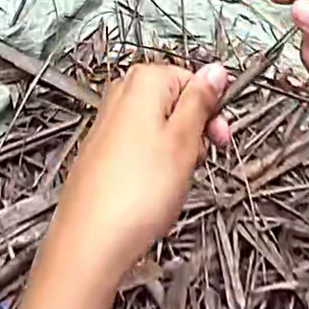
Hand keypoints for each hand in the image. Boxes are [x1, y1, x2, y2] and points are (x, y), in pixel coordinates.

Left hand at [44, 62, 230, 278]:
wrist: (91, 238)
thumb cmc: (134, 193)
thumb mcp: (184, 140)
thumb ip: (202, 100)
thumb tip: (215, 70)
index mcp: (144, 81)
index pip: (193, 79)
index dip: (211, 111)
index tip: (218, 136)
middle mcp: (122, 92)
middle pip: (175, 101)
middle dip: (194, 131)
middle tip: (198, 159)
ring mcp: (110, 120)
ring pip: (160, 126)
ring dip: (176, 150)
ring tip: (173, 179)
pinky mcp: (104, 147)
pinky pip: (141, 145)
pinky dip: (153, 163)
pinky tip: (154, 188)